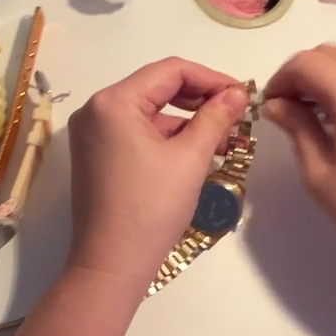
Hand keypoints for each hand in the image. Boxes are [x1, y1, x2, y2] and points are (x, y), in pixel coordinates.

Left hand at [66, 58, 248, 291]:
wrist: (112, 264)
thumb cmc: (151, 208)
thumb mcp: (190, 158)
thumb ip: (215, 118)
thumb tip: (237, 93)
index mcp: (113, 102)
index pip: (170, 71)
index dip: (211, 78)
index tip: (242, 95)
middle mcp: (96, 111)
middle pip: (157, 89)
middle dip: (200, 101)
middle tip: (236, 118)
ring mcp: (92, 135)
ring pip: (149, 113)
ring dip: (186, 123)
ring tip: (223, 141)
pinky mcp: (96, 156)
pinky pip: (137, 134)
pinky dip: (167, 139)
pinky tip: (196, 154)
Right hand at [263, 41, 335, 272]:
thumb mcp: (319, 173)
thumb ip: (297, 127)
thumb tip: (276, 104)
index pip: (306, 63)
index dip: (281, 79)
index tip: (270, 104)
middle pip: (332, 53)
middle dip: (304, 73)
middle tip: (289, 107)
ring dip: (333, 68)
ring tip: (319, 104)